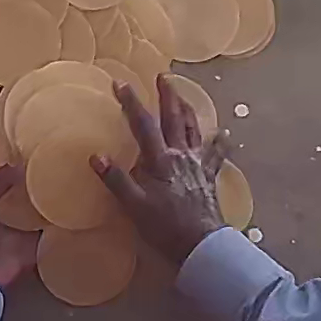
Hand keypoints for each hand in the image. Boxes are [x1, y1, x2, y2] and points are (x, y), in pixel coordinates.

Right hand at [92, 76, 230, 263]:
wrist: (201, 244)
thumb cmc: (165, 226)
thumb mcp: (134, 206)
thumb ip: (116, 180)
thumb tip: (96, 156)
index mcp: (160, 160)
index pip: (143, 125)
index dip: (131, 102)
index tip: (120, 83)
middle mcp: (180, 155)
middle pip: (174, 119)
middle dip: (167, 96)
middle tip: (163, 76)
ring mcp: (198, 164)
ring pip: (194, 130)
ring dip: (188, 110)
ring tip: (184, 96)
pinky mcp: (209, 176)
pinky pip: (216, 155)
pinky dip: (220, 143)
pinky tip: (225, 135)